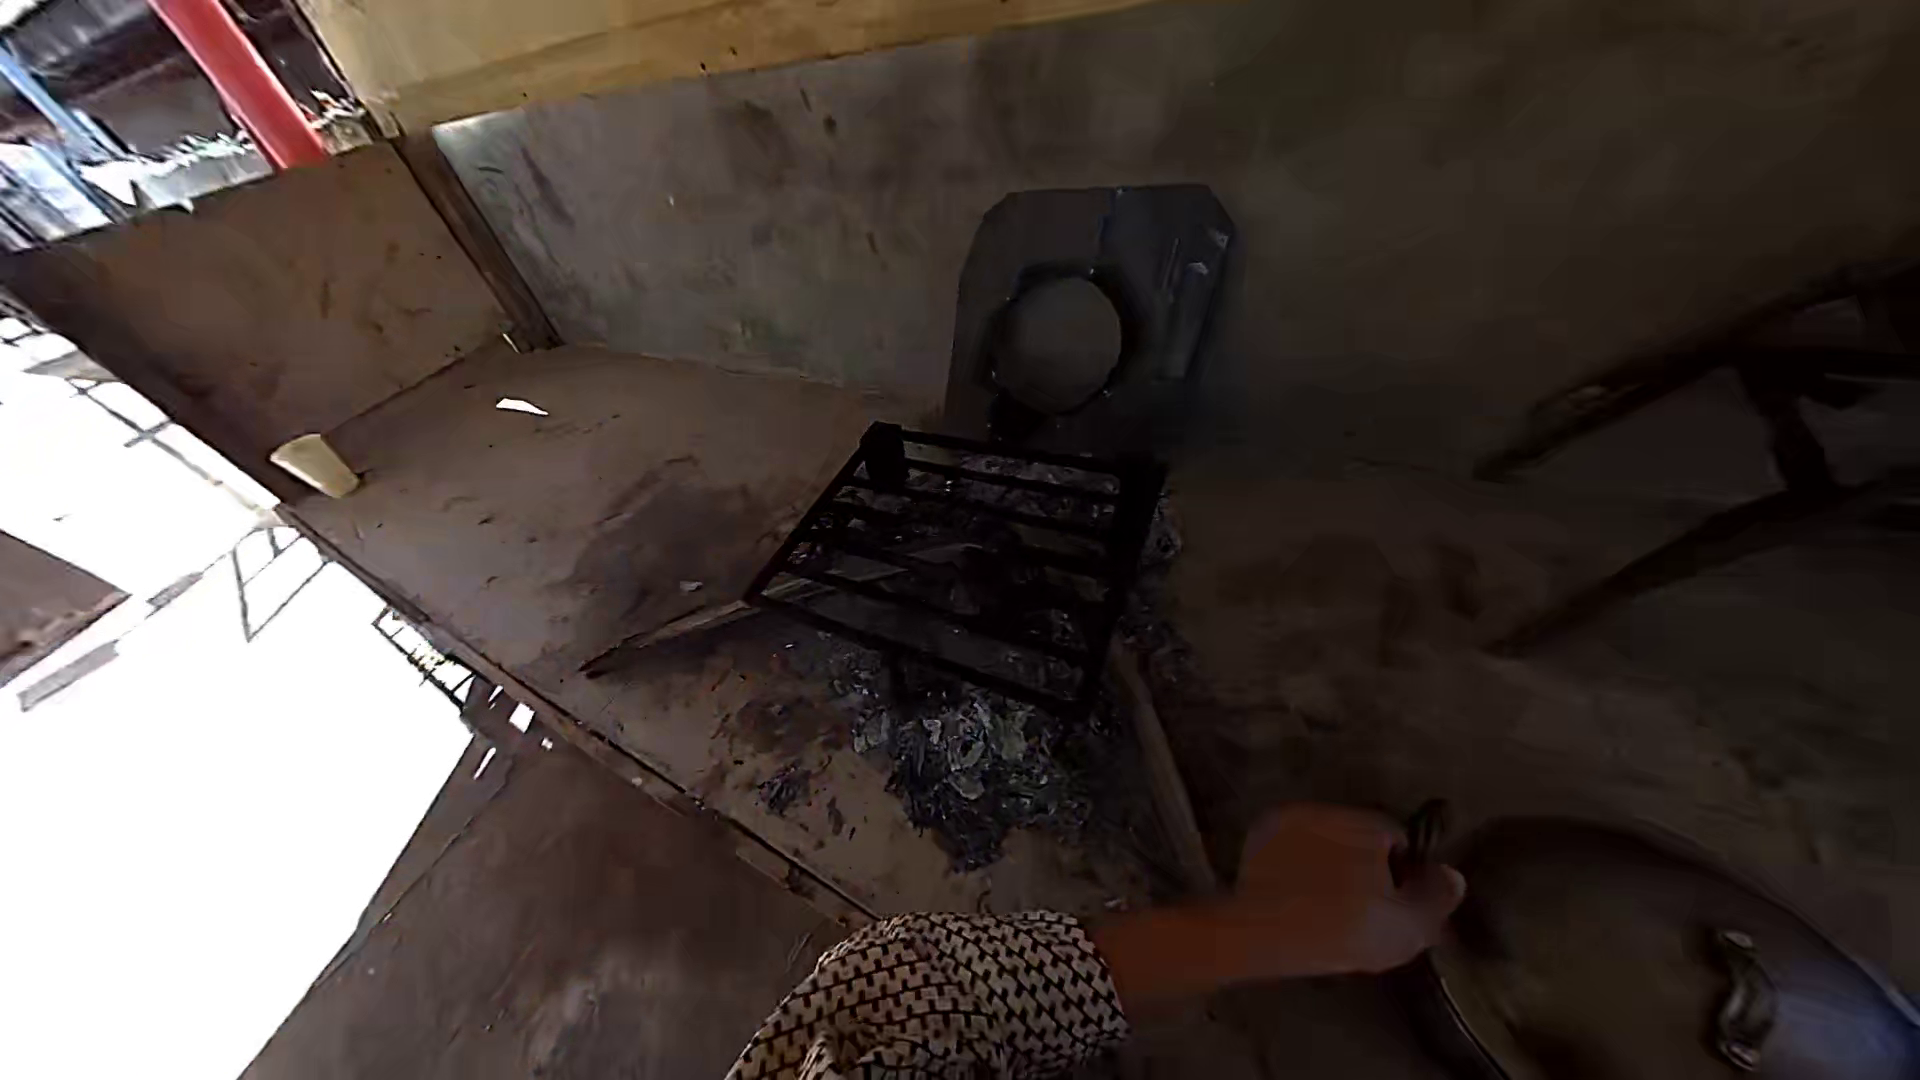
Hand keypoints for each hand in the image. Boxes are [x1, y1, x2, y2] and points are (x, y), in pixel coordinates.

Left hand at [1091, 803, 1464, 1014]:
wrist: (1271, 927)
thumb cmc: (1345, 928)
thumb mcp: (1409, 927)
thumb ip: (1436, 897)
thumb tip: (1450, 873)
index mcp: (1365, 824)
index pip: (1394, 833)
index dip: (1399, 863)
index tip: (1395, 890)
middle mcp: (1326, 809)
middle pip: (1355, 828)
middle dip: (1361, 853)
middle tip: (1360, 893)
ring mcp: (1288, 816)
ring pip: (1320, 831)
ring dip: (1327, 850)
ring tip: (1327, 889)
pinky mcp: (1260, 829)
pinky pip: (1288, 838)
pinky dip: (1295, 852)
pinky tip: (1297, 881)